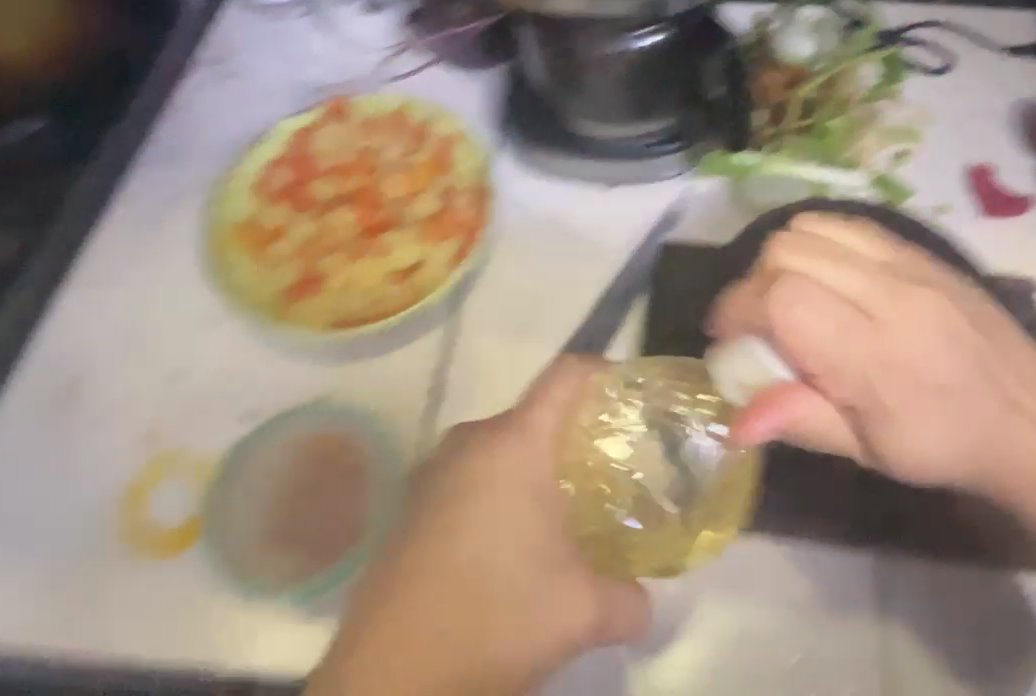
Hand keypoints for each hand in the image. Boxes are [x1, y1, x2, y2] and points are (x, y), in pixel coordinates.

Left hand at [311, 356, 650, 695]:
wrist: (390, 679)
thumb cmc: (495, 619)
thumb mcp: (582, 613)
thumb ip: (630, 599)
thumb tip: (646, 603)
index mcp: (514, 445)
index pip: (565, 376)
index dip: (602, 371)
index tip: (629, 392)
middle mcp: (469, 443)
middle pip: (532, 416)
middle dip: (572, 437)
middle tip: (608, 472)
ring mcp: (431, 474)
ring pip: (497, 451)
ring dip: (531, 472)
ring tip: (563, 515)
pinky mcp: (408, 509)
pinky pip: (467, 480)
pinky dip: (496, 496)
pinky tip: (509, 549)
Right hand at [708, 213, 1035, 503]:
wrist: (1034, 419)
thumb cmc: (946, 446)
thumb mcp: (870, 450)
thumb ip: (800, 421)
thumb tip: (733, 419)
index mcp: (875, 354)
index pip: (782, 300)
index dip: (738, 310)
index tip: (723, 337)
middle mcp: (890, 294)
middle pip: (789, 251)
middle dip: (753, 283)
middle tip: (754, 323)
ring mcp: (910, 263)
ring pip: (814, 225)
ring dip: (782, 256)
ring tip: (786, 296)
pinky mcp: (922, 251)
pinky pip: (850, 224)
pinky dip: (818, 243)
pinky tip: (825, 278)